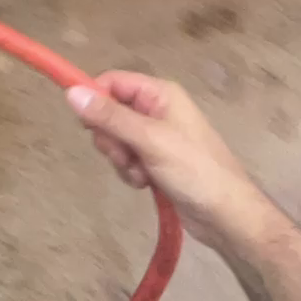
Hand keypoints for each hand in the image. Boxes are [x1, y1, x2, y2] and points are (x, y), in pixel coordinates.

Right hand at [66, 71, 282, 253]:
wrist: (229, 218)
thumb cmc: (194, 170)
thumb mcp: (149, 139)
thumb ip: (110, 116)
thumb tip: (70, 92)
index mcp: (159, 94)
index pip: (112, 82)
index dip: (95, 98)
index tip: (85, 122)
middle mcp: (156, 109)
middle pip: (109, 111)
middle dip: (110, 136)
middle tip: (123, 154)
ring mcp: (156, 135)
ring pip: (115, 136)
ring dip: (120, 158)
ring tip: (139, 173)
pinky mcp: (155, 159)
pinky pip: (126, 156)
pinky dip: (129, 170)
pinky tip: (145, 183)